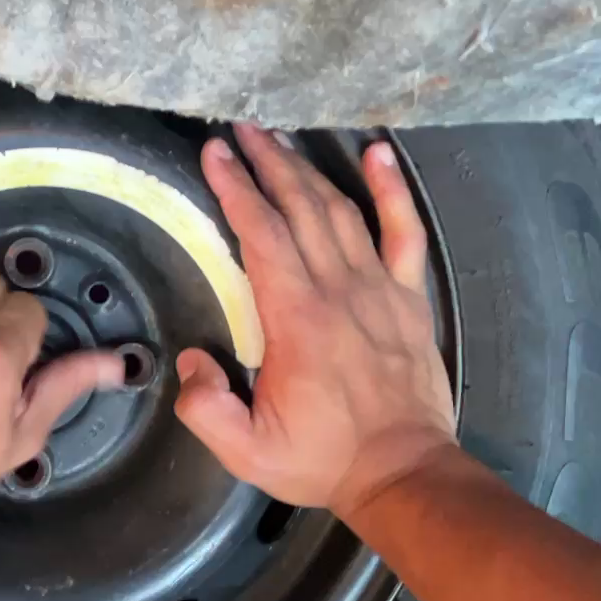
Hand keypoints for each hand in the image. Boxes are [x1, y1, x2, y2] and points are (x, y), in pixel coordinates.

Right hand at [174, 125, 455, 515]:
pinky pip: (403, 232)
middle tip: (241, 128)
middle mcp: (338, 289)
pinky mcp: (408, 297)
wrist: (404, 472)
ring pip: (340, 210)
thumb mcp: (246, 450)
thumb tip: (192, 359)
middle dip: (266, 162)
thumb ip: (205, 407)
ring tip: (280, 139)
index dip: (235, 189)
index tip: (215, 153)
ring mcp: (379, 288)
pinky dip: (391, 190)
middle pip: (299, 207)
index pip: (262, 234)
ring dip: (307, 169)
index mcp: (296, 318)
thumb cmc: (319, 458)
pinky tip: (377, 155)